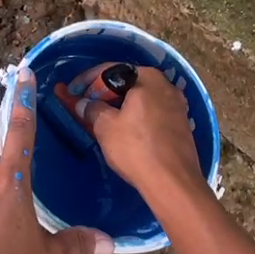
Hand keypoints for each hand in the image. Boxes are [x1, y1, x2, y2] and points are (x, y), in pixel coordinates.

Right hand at [54, 66, 202, 202]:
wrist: (174, 183)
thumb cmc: (137, 148)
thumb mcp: (106, 126)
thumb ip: (92, 109)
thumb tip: (84, 103)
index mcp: (148, 78)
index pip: (111, 70)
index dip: (88, 80)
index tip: (73, 92)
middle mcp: (166, 85)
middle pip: (128, 83)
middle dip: (105, 93)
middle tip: (86, 106)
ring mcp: (177, 106)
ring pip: (141, 99)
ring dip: (121, 106)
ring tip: (103, 119)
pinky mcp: (182, 126)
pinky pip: (152, 113)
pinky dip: (136, 117)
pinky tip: (126, 132)